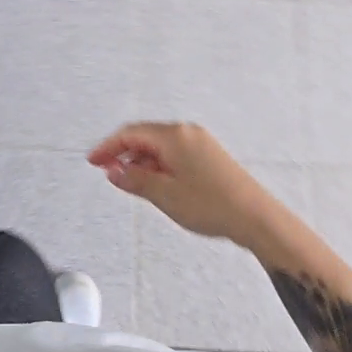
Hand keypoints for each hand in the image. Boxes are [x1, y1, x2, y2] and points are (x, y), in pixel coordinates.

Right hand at [88, 123, 289, 251]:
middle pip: (145, 136)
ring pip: (160, 146)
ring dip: (142, 161)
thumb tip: (115, 172)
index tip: (94, 160)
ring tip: (132, 184)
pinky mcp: (209, 156)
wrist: (256, 218)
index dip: (108, 147)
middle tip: (108, 172)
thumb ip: (135, 180)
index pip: (131, 133)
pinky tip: (157, 185)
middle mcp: (187, 133)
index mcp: (174, 136)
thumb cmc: (215, 204)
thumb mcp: (165, 195)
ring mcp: (200, 144)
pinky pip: (175, 154)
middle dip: (123, 153)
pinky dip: (159, 165)